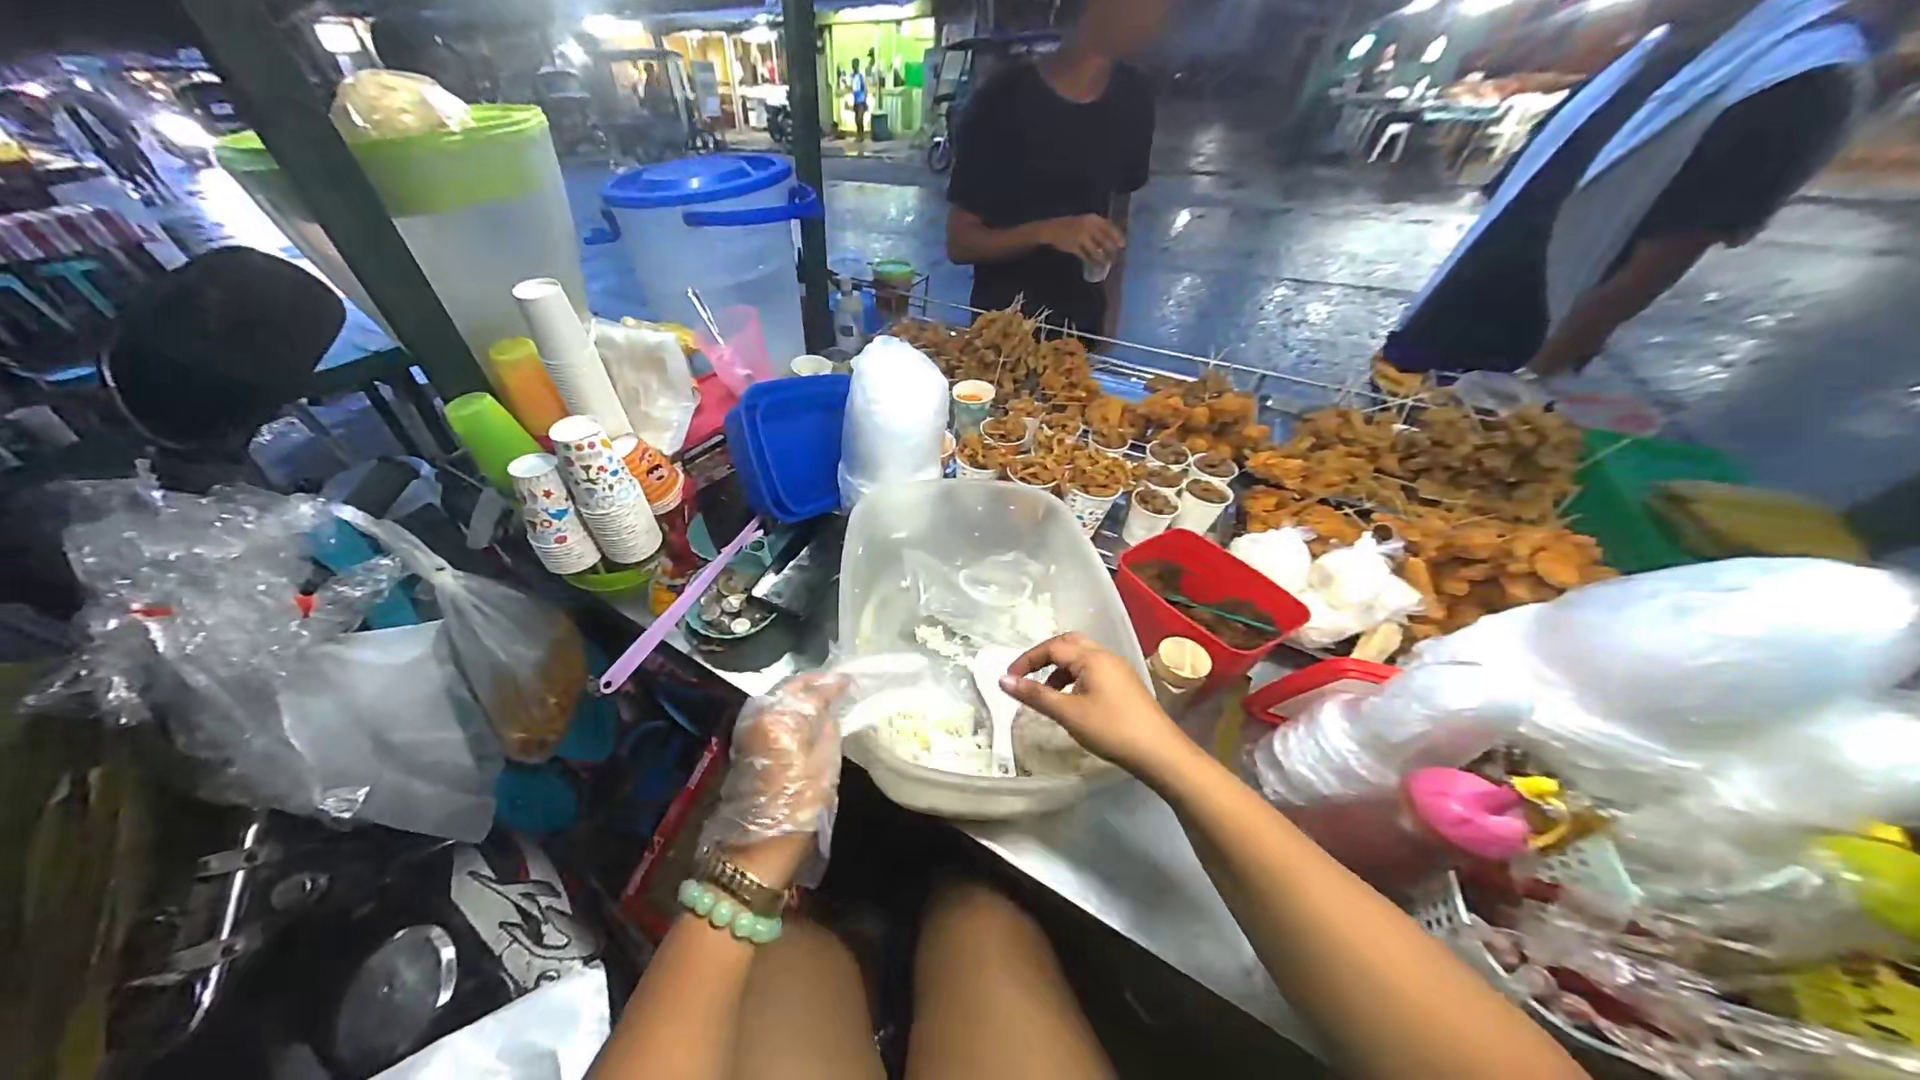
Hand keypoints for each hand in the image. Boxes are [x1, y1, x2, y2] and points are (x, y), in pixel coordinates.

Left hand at [696, 672, 846, 887]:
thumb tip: (831, 710)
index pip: (811, 691)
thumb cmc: (796, 808)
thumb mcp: (824, 767)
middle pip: (789, 688)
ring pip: (777, 698)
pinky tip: (802, 712)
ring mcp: (747, 729)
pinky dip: (786, 707)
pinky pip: (769, 712)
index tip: (849, 680)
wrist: (754, 849)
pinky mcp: (743, 743)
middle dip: (813, 683)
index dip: (833, 684)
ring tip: (822, 694)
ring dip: (798, 693)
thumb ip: (828, 730)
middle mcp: (759, 717)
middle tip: (836, 682)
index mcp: (781, 720)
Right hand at [998, 633, 1195, 783]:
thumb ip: (1035, 695)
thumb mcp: (1068, 713)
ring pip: (1082, 656)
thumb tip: (1003, 680)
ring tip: (1047, 692)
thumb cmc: (1111, 729)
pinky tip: (1072, 700)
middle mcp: (1105, 655)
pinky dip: (1075, 677)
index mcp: (1091, 657)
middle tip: (1027, 675)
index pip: (1051, 647)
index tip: (1009, 678)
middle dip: (1044, 656)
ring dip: (1060, 668)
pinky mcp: (1126, 684)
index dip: (1027, 660)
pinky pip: (1094, 669)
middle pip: (1069, 643)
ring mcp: (1119, 669)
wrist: (1160, 752)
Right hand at [1038, 214, 1124, 264]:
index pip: (1109, 227)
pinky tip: (1096, 265)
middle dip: (1111, 250)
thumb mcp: (1086, 221)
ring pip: (1096, 250)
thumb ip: (1098, 227)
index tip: (1123, 245)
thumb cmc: (1072, 225)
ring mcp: (1081, 238)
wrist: (1053, 229)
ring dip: (1102, 259)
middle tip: (1116, 258)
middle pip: (1104, 240)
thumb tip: (1114, 238)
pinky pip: (1086, 257)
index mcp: (1093, 219)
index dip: (1117, 236)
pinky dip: (1092, 262)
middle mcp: (1088, 227)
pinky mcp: (1074, 248)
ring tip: (1107, 264)